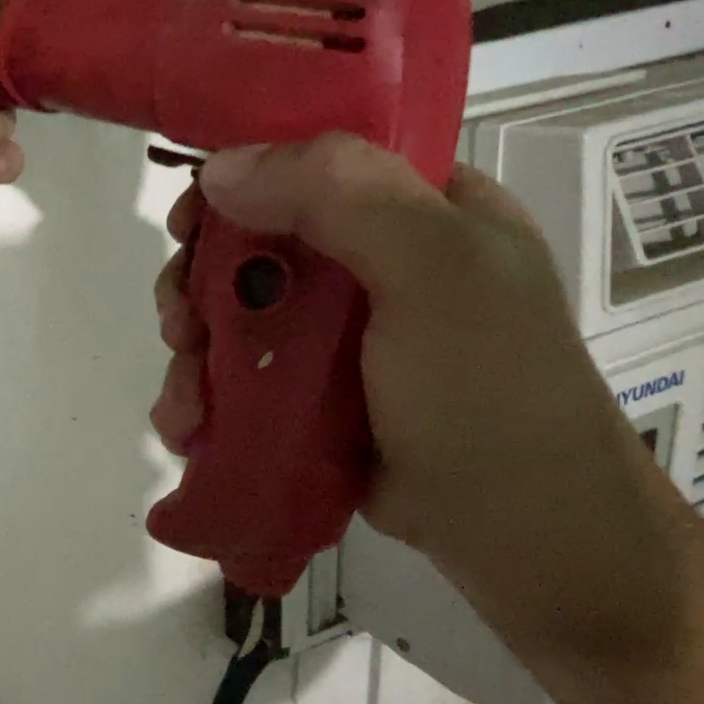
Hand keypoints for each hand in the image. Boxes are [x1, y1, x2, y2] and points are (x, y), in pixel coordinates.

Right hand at [151, 136, 672, 568]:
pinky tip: (189, 428)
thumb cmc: (492, 394)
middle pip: (254, 245)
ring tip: (184, 405)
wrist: (524, 539)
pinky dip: (203, 399)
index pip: (312, 164)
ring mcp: (338, 335)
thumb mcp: (436, 272)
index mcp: (417, 209)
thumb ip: (339, 198)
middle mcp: (371, 263)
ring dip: (192, 356)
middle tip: (179, 325)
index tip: (191, 223)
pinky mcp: (311, 396)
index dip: (240, 182)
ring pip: (234, 317)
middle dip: (200, 285)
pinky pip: (238, 377)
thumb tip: (220, 169)